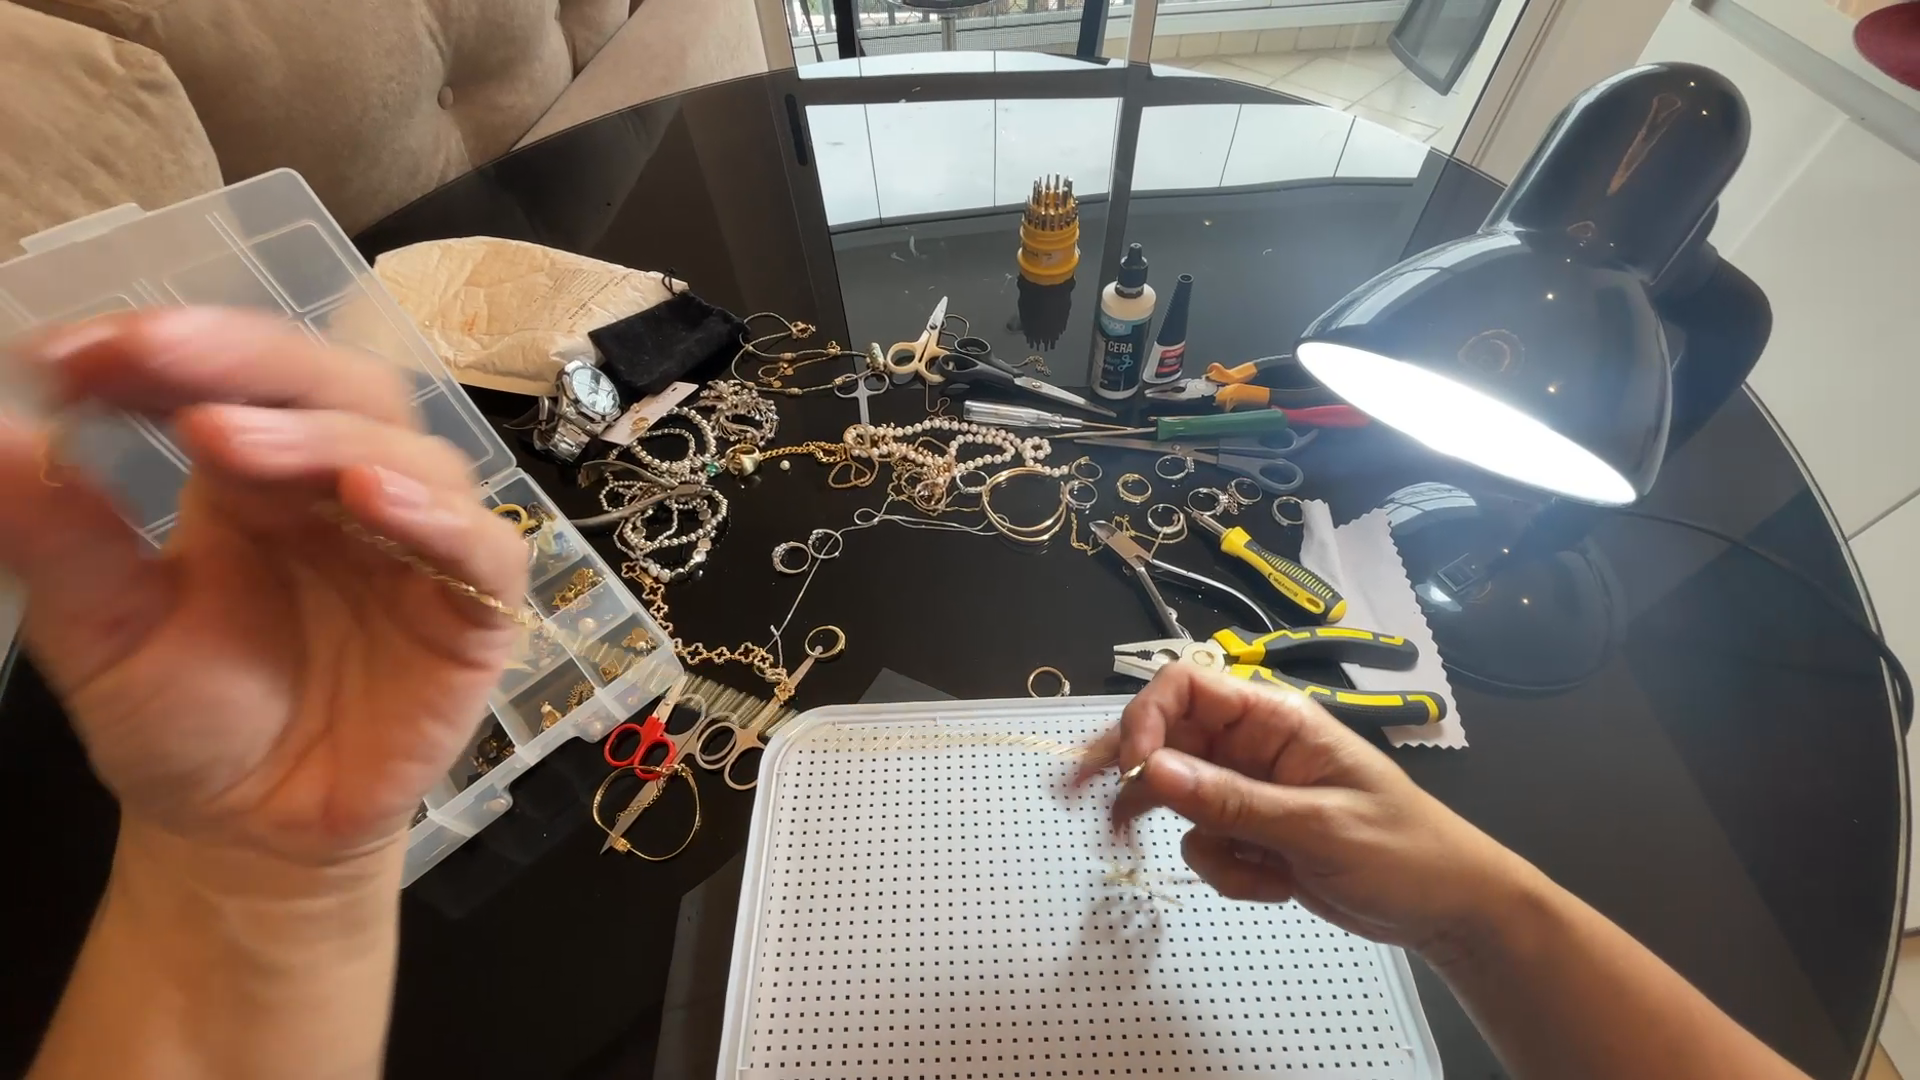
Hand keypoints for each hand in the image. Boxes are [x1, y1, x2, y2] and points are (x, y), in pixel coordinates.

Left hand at [0, 308, 526, 867]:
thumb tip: (1, 435)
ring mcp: (426, 552)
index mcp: (267, 490)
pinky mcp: (477, 610)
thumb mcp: (102, 631)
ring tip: (231, 442)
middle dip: (267, 366)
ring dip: (338, 437)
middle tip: (160, 361)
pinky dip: (443, 519)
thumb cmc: (190, 723)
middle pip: (358, 397)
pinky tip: (374, 500)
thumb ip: (64, 540)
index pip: (259, 386)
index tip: (79, 349)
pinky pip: (485, 548)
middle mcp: (356, 504)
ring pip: (425, 461)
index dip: (192, 349)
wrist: (260, 823)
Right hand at [1075, 663, 1538, 960]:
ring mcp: (1242, 787)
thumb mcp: (1320, 826)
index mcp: (1271, 719)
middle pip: (1164, 736)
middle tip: (1073, 790)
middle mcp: (1247, 744)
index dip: (1150, 714)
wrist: (1447, 910)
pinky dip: (1221, 869)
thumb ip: (1232, 801)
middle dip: (1126, 765)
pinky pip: (1200, 840)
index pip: (1189, 689)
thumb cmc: (1402, 850)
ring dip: (1166, 824)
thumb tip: (1150, 771)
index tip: (1134, 764)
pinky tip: (1269, 885)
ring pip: (1172, 791)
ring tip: (1128, 841)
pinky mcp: (1243, 828)